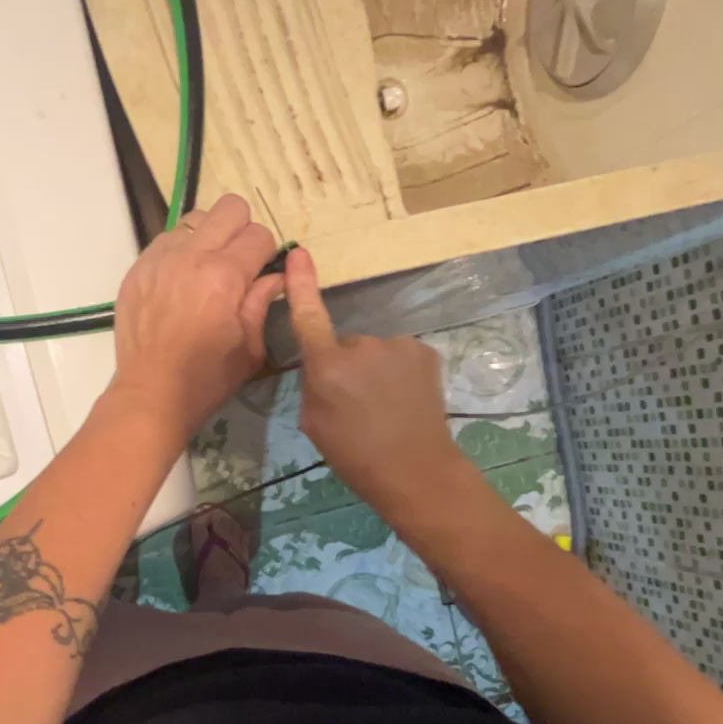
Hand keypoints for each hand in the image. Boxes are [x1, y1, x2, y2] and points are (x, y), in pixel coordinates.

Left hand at [109, 194, 285, 436]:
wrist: (151, 394)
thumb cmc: (206, 379)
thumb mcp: (250, 349)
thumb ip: (263, 303)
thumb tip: (275, 277)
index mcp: (225, 276)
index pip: (260, 235)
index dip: (267, 254)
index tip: (260, 275)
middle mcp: (192, 256)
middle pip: (230, 208)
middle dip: (242, 230)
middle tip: (237, 262)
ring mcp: (160, 258)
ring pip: (196, 218)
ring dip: (209, 237)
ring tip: (206, 270)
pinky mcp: (138, 268)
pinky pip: (166, 239)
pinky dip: (180, 251)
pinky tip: (180, 282)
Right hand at [285, 247, 472, 515]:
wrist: (416, 470)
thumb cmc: (355, 455)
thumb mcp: (314, 424)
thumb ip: (312, 386)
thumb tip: (320, 365)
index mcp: (328, 367)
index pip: (308, 317)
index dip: (301, 285)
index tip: (298, 253)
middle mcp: (362, 345)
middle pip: (343, 345)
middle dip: (344, 366)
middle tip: (354, 405)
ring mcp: (397, 345)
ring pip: (373, 352)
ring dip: (373, 370)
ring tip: (383, 408)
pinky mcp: (424, 351)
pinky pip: (398, 356)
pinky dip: (397, 372)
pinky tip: (403, 400)